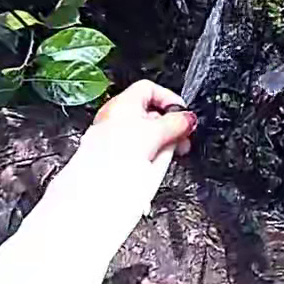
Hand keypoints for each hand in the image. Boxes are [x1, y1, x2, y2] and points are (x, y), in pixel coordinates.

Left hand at [82, 79, 196, 163]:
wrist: (95, 193)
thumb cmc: (117, 159)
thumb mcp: (158, 134)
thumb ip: (176, 123)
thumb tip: (188, 119)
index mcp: (122, 105)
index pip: (150, 89)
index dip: (170, 100)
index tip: (183, 116)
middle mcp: (114, 119)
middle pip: (149, 114)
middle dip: (169, 126)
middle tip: (182, 139)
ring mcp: (112, 140)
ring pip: (144, 135)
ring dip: (160, 143)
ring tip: (169, 156)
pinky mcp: (113, 160)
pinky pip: (136, 151)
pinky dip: (148, 156)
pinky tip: (154, 168)